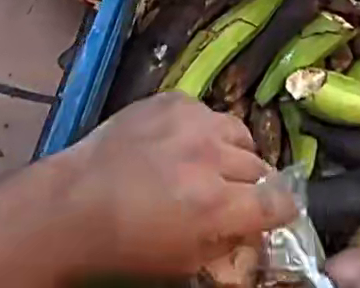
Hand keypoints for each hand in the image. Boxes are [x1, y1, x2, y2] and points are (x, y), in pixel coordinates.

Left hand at [45, 92, 296, 276]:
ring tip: (215, 163)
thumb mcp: (183, 261)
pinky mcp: (174, 98)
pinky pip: (207, 111)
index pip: (276, 199)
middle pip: (259, 164)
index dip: (283, 208)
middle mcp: (210, 155)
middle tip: (238, 193)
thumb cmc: (127, 244)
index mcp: (214, 204)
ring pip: (239, 131)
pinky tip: (183, 143)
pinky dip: (204, 128)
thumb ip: (228, 242)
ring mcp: (192, 120)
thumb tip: (256, 229)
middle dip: (255, 183)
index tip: (279, 210)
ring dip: (234, 151)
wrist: (76, 201)